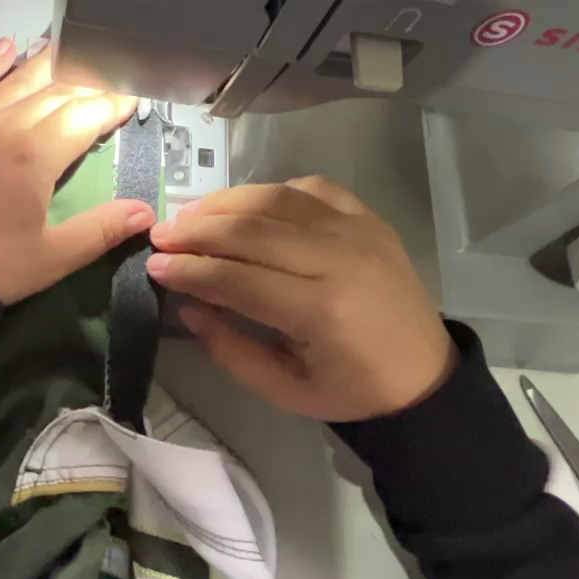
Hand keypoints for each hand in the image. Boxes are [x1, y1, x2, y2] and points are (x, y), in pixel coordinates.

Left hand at [0, 39, 154, 303]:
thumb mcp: (50, 257)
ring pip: (16, 78)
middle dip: (88, 82)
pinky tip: (6, 48)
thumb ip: (101, 230)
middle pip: (56, 90)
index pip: (87, 113)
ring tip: (72, 48)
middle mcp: (5, 122)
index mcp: (37, 152)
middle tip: (110, 78)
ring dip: (47, 63)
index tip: (133, 99)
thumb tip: (146, 212)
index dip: (114, 104)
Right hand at [147, 176, 456, 421]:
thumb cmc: (350, 390)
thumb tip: (186, 305)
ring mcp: (358, 230)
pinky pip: (311, 188)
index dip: (189, 269)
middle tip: (161, 235)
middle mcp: (340, 258)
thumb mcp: (283, 390)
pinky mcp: (368, 217)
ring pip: (276, 198)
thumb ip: (229, 350)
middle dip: (197, 230)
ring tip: (191, 214)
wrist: (424, 376)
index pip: (237, 277)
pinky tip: (248, 208)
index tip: (154, 266)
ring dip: (226, 202)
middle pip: (251, 229)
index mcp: (321, 310)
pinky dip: (272, 192)